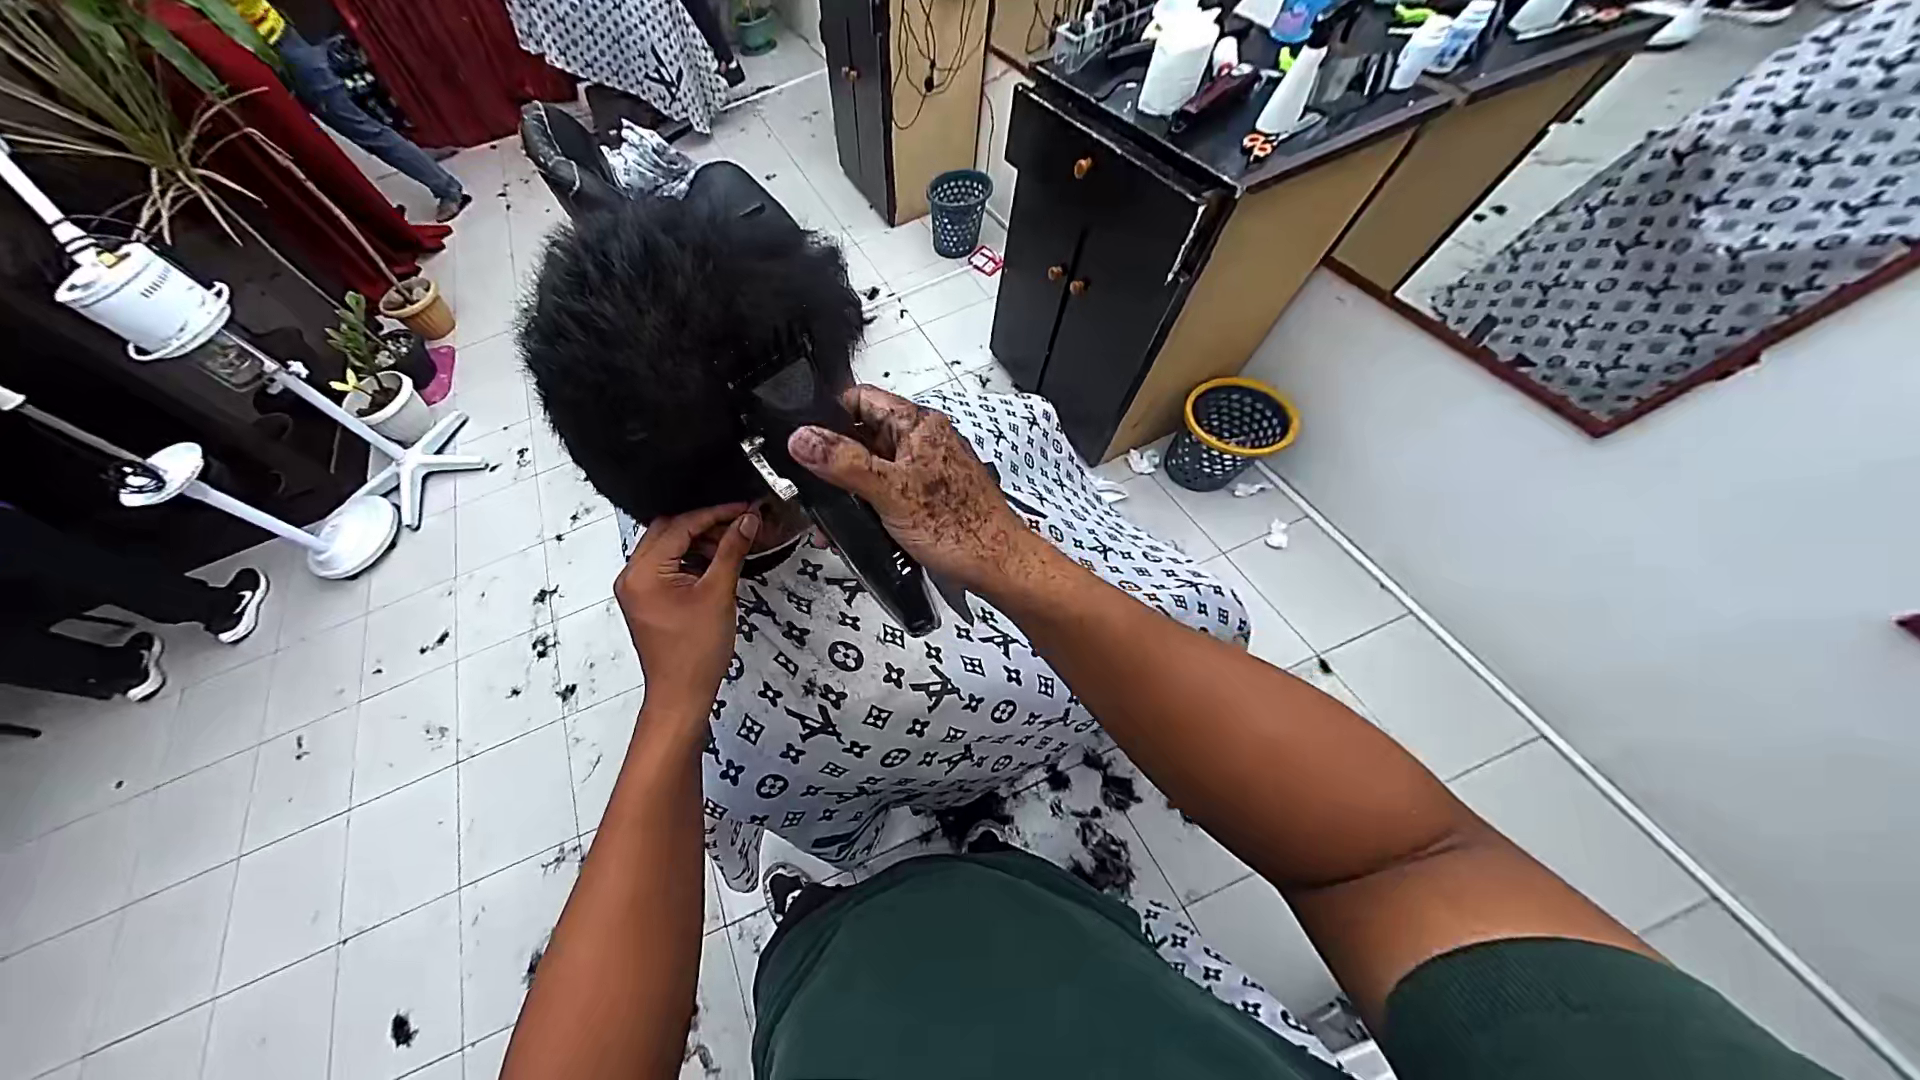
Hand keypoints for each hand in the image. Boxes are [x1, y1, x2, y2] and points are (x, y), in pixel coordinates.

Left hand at [614, 503, 758, 710]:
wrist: (683, 691)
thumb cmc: (694, 654)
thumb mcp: (719, 593)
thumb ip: (732, 550)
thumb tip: (745, 522)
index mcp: (642, 572)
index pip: (680, 526)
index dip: (715, 514)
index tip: (742, 509)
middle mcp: (632, 576)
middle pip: (670, 531)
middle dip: (707, 524)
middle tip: (740, 522)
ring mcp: (638, 588)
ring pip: (669, 546)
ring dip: (700, 541)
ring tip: (733, 542)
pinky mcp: (648, 598)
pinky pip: (668, 565)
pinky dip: (692, 558)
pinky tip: (717, 561)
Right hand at [785, 385, 1049, 594]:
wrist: (997, 566)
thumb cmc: (963, 528)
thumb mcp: (890, 492)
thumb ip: (844, 462)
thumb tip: (803, 439)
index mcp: (918, 425)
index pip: (860, 398)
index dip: (829, 414)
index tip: (805, 439)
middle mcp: (923, 442)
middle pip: (862, 436)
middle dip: (834, 462)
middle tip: (816, 487)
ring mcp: (926, 470)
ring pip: (873, 467)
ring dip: (850, 490)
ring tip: (834, 517)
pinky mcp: (928, 496)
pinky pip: (887, 491)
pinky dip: (869, 506)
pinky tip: (859, 527)